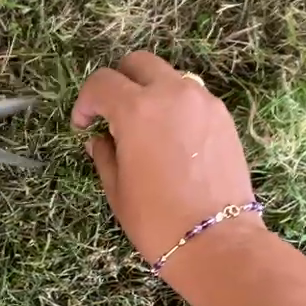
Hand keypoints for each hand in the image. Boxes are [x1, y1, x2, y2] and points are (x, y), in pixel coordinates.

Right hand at [73, 53, 260, 266]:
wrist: (214, 241)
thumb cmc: (156, 221)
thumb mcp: (118, 191)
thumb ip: (105, 156)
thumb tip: (100, 140)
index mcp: (136, 111)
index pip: (102, 83)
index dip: (86, 102)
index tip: (83, 126)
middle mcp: (171, 93)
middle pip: (138, 64)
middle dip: (119, 84)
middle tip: (111, 116)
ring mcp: (201, 101)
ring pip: (168, 77)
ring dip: (149, 94)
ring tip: (144, 131)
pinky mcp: (222, 116)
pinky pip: (191, 98)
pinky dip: (174, 108)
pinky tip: (171, 143)